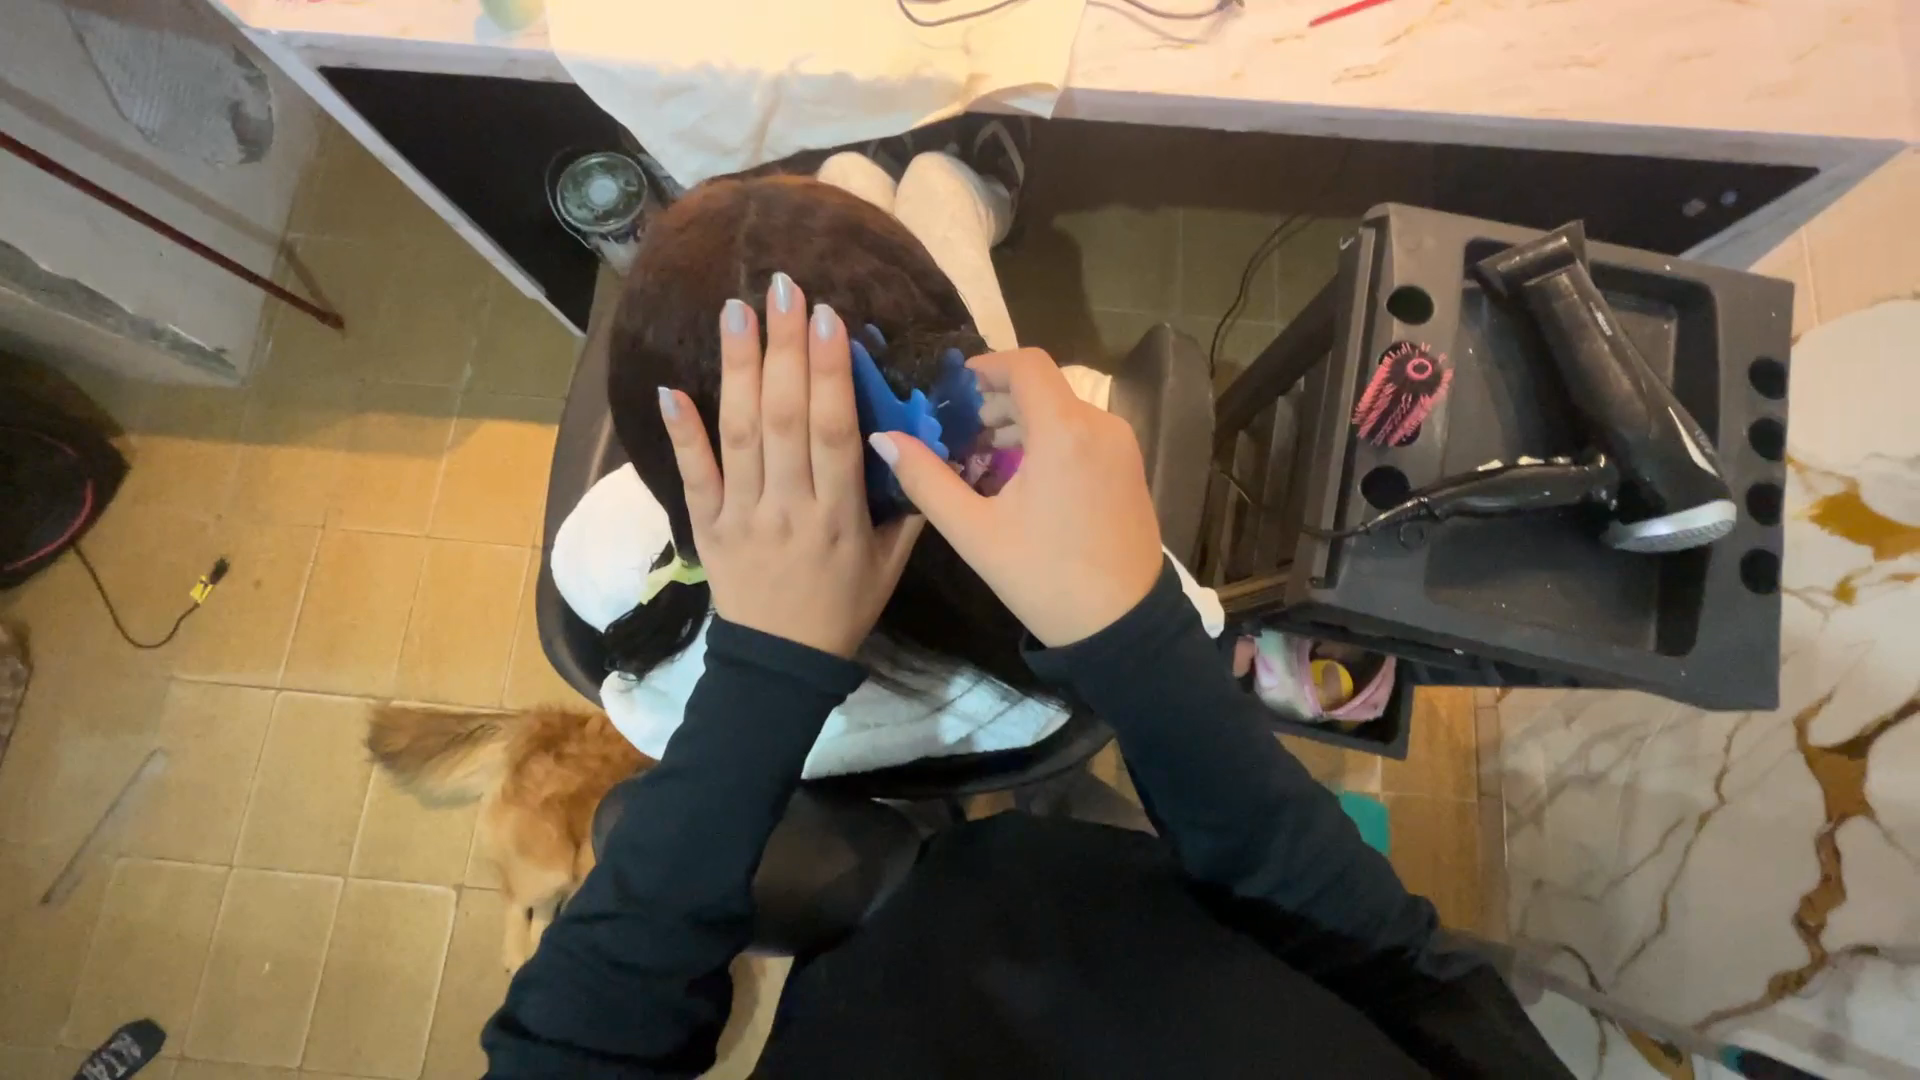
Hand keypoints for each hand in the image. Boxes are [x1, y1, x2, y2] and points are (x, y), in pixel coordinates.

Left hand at [659, 274, 922, 657]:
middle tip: (782, 287)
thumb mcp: (890, 565)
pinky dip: (681, 433)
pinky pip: (693, 476)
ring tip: (737, 310)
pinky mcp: (707, 526)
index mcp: (840, 516)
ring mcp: (742, 515)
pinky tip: (670, 387)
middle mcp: (789, 507)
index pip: (834, 432)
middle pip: (784, 419)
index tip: (828, 316)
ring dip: (738, 369)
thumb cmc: (843, 608)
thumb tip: (912, 442)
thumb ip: (904, 506)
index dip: (830, 372)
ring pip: (740, 434)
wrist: (782, 663)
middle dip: (785, 348)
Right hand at [870, 348, 1162, 645]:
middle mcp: (1101, 425)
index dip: (985, 367)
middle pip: (1043, 388)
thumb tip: (884, 439)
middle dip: (997, 402)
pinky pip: (1083, 435)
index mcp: (1064, 431)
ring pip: (1063, 412)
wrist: (1123, 625)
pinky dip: (1049, 441)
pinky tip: (1022, 479)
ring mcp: (1121, 447)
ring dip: (1021, 424)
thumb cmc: (1045, 578)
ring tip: (983, 460)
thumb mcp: (976, 532)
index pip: (1026, 364)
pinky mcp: (1130, 469)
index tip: (953, 391)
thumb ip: (926, 479)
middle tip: (958, 435)